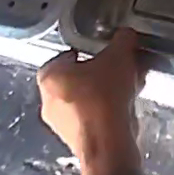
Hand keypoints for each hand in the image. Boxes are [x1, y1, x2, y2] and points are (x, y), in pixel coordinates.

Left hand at [38, 27, 147, 160]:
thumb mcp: (120, 56)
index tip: (102, 52)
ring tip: (126, 85)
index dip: (82, 52)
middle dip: (95, 72)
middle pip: (73, 78)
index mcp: (50, 78)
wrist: (107, 141)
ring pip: (81, 98)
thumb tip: (125, 33)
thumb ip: (122, 40)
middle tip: (118, 67)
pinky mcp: (73, 138)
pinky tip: (124, 104)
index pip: (61, 57)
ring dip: (101, 90)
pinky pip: (88, 115)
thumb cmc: (106, 93)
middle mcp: (47, 101)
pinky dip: (104, 108)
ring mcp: (59, 123)